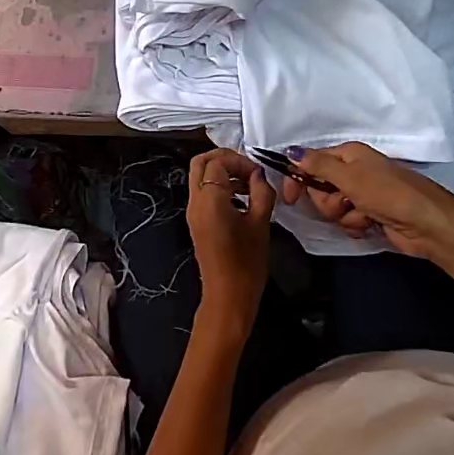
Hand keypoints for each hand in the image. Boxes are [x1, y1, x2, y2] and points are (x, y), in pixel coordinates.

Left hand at [185, 149, 274, 339]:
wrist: (228, 295)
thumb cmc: (247, 262)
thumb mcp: (260, 224)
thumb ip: (261, 192)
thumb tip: (259, 174)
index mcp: (209, 200)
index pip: (217, 162)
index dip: (239, 161)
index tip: (259, 174)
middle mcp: (194, 201)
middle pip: (200, 163)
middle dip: (224, 159)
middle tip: (248, 169)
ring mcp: (192, 212)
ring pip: (199, 177)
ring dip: (221, 173)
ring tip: (249, 186)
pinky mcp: (195, 221)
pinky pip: (202, 193)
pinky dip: (218, 187)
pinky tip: (241, 200)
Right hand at [279, 142, 453, 259]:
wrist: (428, 224)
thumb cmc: (389, 194)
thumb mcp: (350, 176)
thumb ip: (317, 165)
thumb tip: (289, 151)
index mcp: (348, 154)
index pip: (309, 162)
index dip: (297, 179)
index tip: (290, 197)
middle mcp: (353, 171)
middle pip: (318, 188)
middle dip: (328, 201)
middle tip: (346, 202)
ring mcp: (361, 194)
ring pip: (331, 208)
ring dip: (344, 216)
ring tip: (364, 215)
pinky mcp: (368, 214)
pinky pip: (345, 221)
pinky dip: (355, 225)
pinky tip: (371, 224)